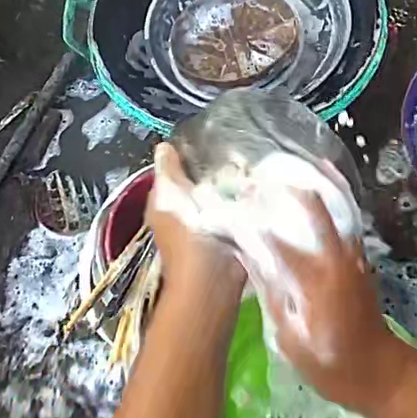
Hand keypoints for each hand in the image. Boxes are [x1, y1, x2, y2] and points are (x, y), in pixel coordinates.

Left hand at [147, 144, 244, 310]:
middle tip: (232, 151)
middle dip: (211, 173)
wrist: (213, 276)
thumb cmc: (187, 231)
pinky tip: (254, 191)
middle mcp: (180, 216)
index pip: (171, 174)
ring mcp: (204, 228)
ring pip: (216, 199)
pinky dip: (241, 205)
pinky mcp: (227, 237)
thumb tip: (163, 147)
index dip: (185, 158)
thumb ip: (168, 170)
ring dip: (228, 188)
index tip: (207, 140)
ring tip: (247, 166)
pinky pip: (234, 213)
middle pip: (196, 186)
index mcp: (162, 204)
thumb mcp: (172, 193)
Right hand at [254, 188, 410, 415]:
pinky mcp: (361, 260)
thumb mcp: (292, 341)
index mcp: (314, 283)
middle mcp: (335, 261)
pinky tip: (328, 182)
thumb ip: (272, 297)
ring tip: (299, 164)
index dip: (253, 222)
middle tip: (264, 178)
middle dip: (291, 192)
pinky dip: (339, 198)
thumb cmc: (330, 365)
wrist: (380, 372)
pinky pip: (349, 221)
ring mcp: (352, 258)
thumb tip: (251, 260)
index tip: (233, 206)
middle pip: (315, 213)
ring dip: (318, 187)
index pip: (278, 243)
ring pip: (338, 211)